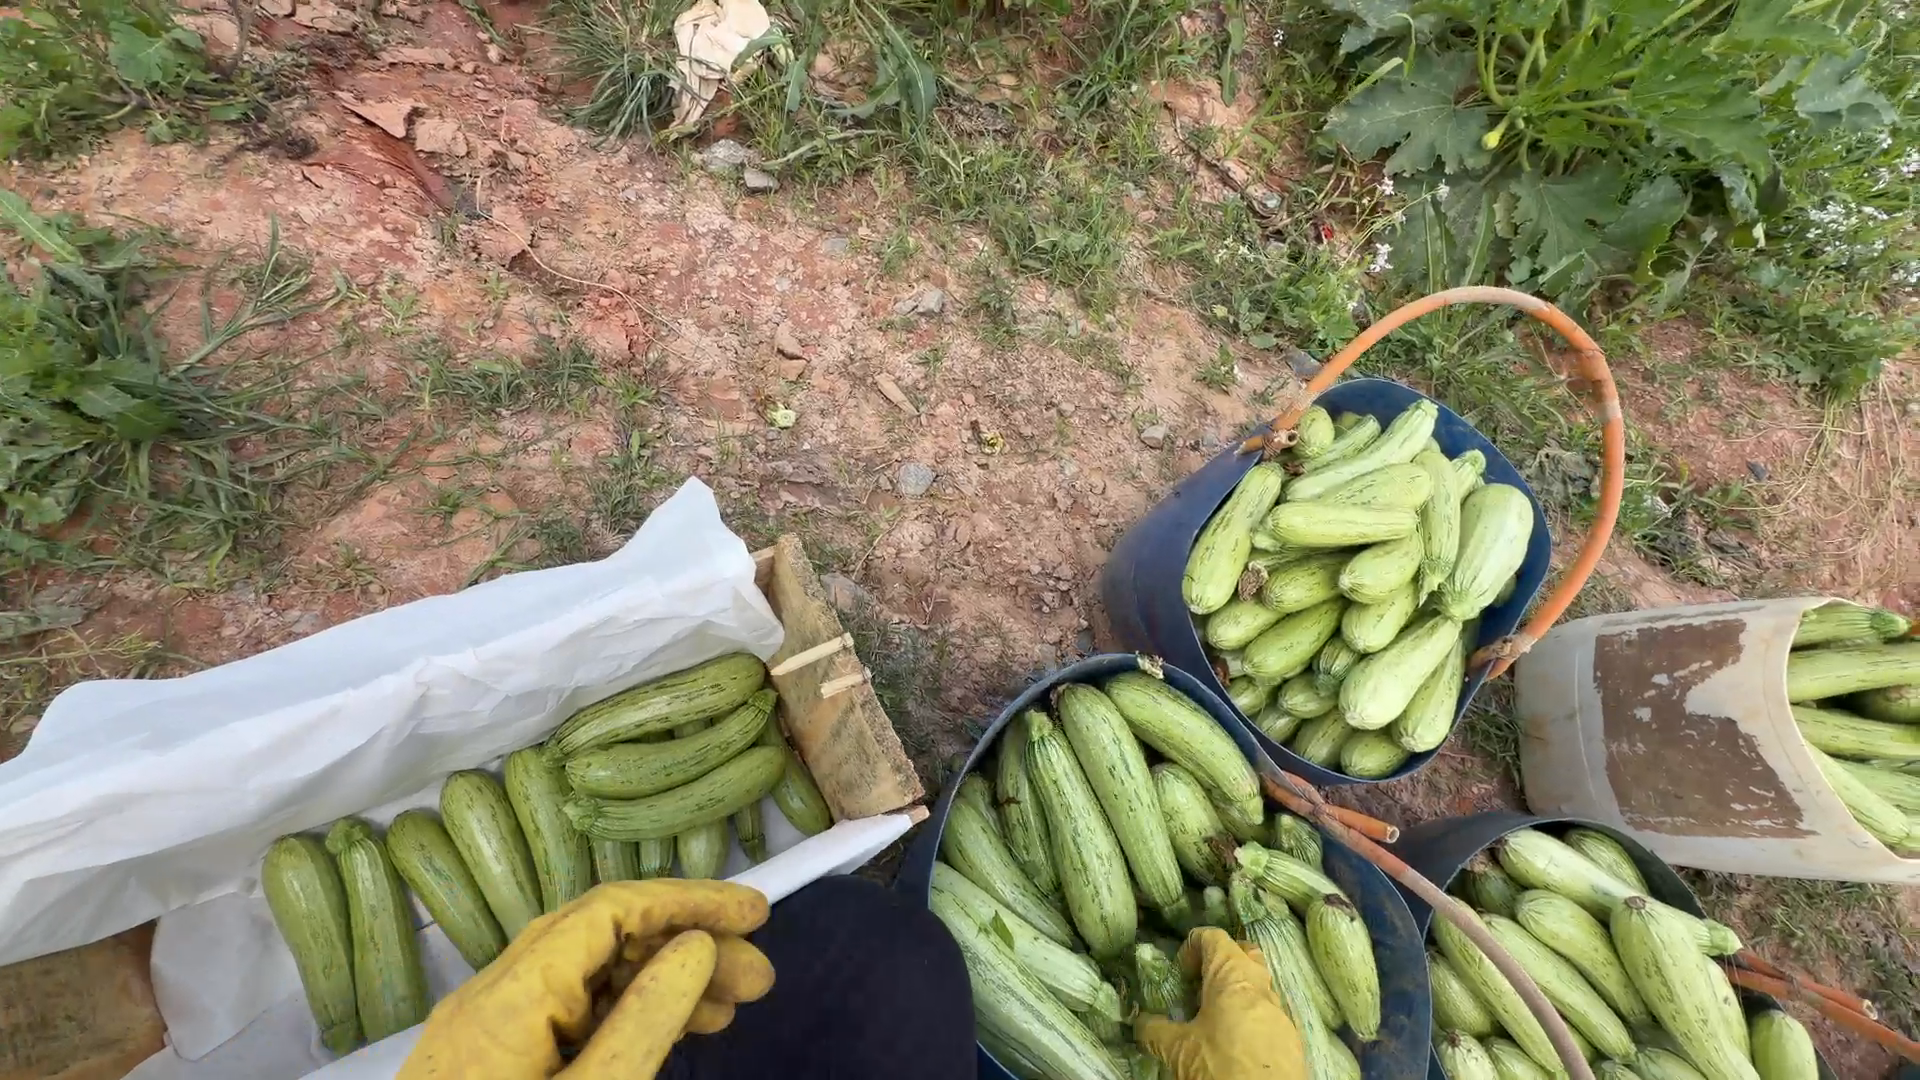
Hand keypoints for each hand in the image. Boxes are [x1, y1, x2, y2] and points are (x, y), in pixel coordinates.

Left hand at [397, 879, 774, 1079]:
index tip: (755, 917)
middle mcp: (496, 996)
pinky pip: (577, 1016)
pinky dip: (633, 1015)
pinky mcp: (496, 1065)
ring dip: (668, 981)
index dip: (690, 902)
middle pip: (609, 939)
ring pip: (597, 976)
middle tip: (758, 977)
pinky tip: (679, 1032)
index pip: (612, 910)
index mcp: (509, 997)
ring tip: (733, 1008)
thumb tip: (696, 945)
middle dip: (689, 946)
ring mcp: (492, 1032)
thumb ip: (645, 1022)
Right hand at [1135, 927, 1307, 1079]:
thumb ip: (1155, 1030)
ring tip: (1214, 1021)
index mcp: (1233, 974)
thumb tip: (1141, 1023)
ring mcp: (1281, 1014)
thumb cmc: (1222, 1067)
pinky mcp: (1293, 1042)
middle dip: (1220, 964)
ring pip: (1259, 986)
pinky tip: (1235, 1045)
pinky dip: (1250, 1019)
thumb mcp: (1178, 1050)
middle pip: (1243, 953)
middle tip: (1200, 988)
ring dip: (1236, 993)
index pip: (1213, 936)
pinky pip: (1269, 1015)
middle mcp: (1261, 986)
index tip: (1180, 974)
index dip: (1192, 946)